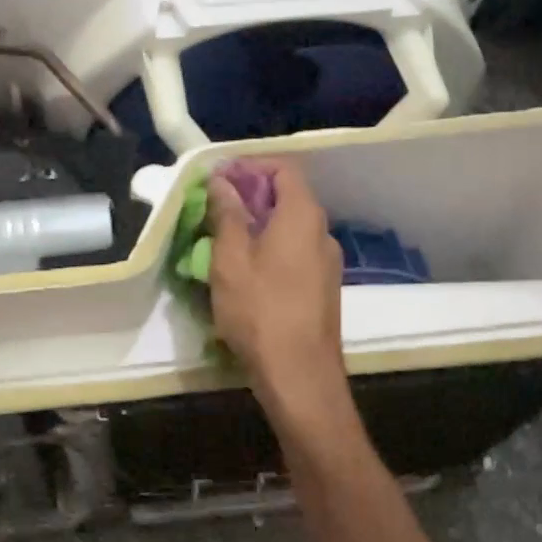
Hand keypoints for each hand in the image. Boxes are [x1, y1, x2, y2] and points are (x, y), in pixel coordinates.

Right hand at [207, 160, 350, 423]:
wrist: (299, 375)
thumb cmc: (260, 311)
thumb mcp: (230, 260)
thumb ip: (228, 215)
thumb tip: (223, 182)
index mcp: (303, 216)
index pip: (284, 169)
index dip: (250, 166)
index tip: (218, 178)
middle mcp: (322, 232)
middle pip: (288, 198)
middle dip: (251, 197)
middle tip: (214, 209)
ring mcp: (327, 263)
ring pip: (291, 229)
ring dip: (259, 226)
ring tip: (223, 241)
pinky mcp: (323, 289)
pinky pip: (295, 254)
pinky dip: (271, 250)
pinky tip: (245, 272)